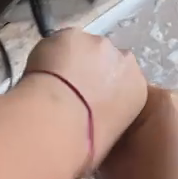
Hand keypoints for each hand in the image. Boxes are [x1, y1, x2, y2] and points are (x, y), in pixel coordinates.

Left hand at [21, 27, 146, 167]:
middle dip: (89, 69)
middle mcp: (123, 60)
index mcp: (137, 88)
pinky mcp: (70, 34)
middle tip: (69, 88)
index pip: (122, 80)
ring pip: (81, 46)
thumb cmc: (87, 143)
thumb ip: (107, 115)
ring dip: (70, 59)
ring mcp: (96, 43)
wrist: (59, 122)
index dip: (103, 87)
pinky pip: (59, 41)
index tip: (88, 97)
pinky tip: (40, 70)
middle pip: (104, 58)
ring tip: (52, 79)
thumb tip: (90, 118)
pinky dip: (50, 53)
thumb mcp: (109, 134)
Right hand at [101, 87, 177, 178]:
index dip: (107, 115)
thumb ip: (102, 136)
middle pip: (145, 104)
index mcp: (165, 101)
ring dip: (150, 135)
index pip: (122, 93)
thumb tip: (96, 126)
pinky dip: (170, 144)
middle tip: (117, 155)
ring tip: (141, 166)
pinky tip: (166, 172)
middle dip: (130, 125)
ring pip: (164, 119)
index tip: (100, 139)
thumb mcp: (114, 169)